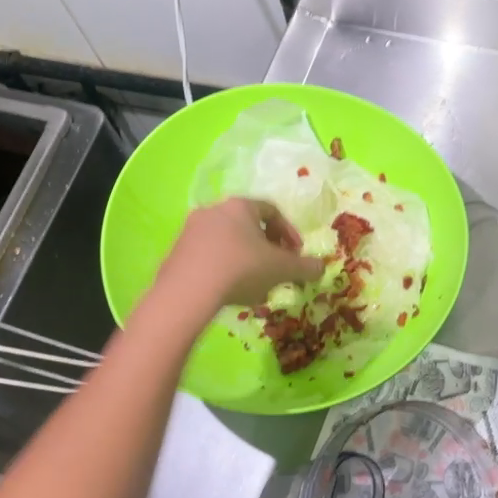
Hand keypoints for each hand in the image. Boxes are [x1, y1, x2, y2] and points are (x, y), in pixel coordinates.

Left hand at [160, 198, 326, 308]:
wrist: (188, 291)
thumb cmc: (242, 269)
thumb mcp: (282, 269)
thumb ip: (305, 267)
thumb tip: (321, 267)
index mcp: (240, 205)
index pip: (271, 211)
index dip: (289, 233)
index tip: (297, 254)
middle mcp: (213, 210)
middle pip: (248, 226)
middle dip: (267, 250)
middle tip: (276, 270)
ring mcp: (191, 230)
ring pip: (228, 242)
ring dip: (245, 261)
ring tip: (254, 287)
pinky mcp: (176, 251)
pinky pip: (208, 256)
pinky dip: (223, 270)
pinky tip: (229, 292)